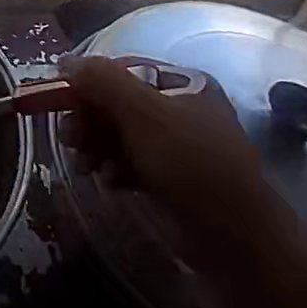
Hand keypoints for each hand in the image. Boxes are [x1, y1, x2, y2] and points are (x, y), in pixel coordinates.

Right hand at [58, 55, 280, 236]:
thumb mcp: (146, 116)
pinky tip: (109, 182)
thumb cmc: (194, 168)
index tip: (62, 103)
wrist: (243, 246)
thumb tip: (65, 61)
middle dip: (91, 117)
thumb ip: (104, 83)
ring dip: (99, 145)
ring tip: (86, 165)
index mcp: (184, 83)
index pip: (123, 69)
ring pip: (124, 133)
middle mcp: (182, 108)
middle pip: (120, 101)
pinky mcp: (175, 179)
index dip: (89, 82)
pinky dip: (116, 167)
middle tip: (70, 139)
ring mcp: (180, 146)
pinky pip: (134, 162)